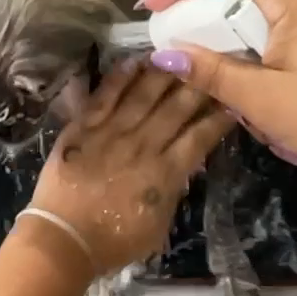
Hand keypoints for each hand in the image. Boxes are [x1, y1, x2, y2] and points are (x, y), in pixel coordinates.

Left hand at [29, 62, 234, 273]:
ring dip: (162, 73)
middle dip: (196, 85)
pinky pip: (105, 96)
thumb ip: (173, 190)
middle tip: (211, 63)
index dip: (217, 117)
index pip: (199, 138)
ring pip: (143, 96)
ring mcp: (111, 133)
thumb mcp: (158, 225)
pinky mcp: (83, 127)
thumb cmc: (113, 241)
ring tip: (178, 54)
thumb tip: (183, 166)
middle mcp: (143, 146)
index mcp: (165, 174)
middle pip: (175, 109)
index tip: (232, 98)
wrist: (64, 239)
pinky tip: (134, 60)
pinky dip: (120, 77)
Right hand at [136, 0, 296, 187]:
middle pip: (233, 2)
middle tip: (178, 66)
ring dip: (233, 63)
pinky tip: (265, 112)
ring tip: (230, 103)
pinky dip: (257, 74)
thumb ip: (213, 73)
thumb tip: (164, 52)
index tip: (146, 12)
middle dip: (202, 34)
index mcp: (286, 0)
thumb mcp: (268, 100)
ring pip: (253, 33)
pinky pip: (275, 51)